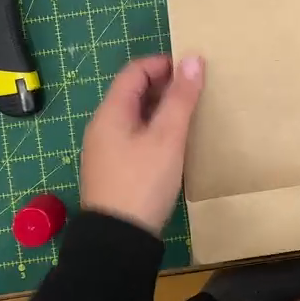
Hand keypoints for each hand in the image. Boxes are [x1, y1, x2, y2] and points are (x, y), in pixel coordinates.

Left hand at [79, 54, 204, 234]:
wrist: (117, 241)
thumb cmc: (142, 182)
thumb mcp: (167, 137)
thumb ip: (181, 97)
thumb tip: (192, 58)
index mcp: (111, 112)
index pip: (135, 71)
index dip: (163, 64)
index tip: (193, 69)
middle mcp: (103, 126)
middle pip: (133, 91)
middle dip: (165, 84)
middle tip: (196, 90)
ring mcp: (106, 149)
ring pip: (135, 114)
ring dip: (161, 107)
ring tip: (190, 114)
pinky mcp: (113, 168)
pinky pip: (134, 134)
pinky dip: (154, 128)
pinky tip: (174, 142)